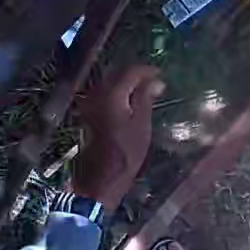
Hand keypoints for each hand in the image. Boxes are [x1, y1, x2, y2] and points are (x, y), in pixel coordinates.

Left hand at [69, 63, 163, 207]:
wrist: (102, 179)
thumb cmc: (126, 154)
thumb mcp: (142, 125)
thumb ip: (146, 98)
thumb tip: (156, 81)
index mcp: (112, 95)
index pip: (131, 72)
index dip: (147, 71)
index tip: (160, 75)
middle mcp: (97, 95)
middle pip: (118, 75)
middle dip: (137, 76)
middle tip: (155, 83)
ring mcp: (90, 105)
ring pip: (110, 85)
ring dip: (127, 85)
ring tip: (145, 92)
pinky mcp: (89, 115)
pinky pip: (105, 96)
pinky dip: (118, 94)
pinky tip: (130, 103)